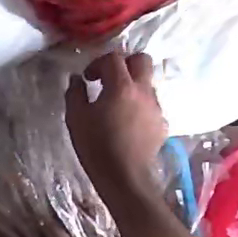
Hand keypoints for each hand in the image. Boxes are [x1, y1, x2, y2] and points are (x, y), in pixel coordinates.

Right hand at [66, 51, 168, 206]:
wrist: (125, 178)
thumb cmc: (96, 146)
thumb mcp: (76, 118)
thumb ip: (75, 93)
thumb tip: (77, 79)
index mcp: (121, 86)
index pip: (114, 58)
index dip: (98, 63)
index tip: (88, 78)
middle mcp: (144, 91)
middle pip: (142, 60)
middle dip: (125, 63)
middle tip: (109, 78)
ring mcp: (156, 108)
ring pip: (148, 83)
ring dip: (133, 85)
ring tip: (117, 103)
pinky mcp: (162, 124)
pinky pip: (151, 104)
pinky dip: (140, 105)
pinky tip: (127, 122)